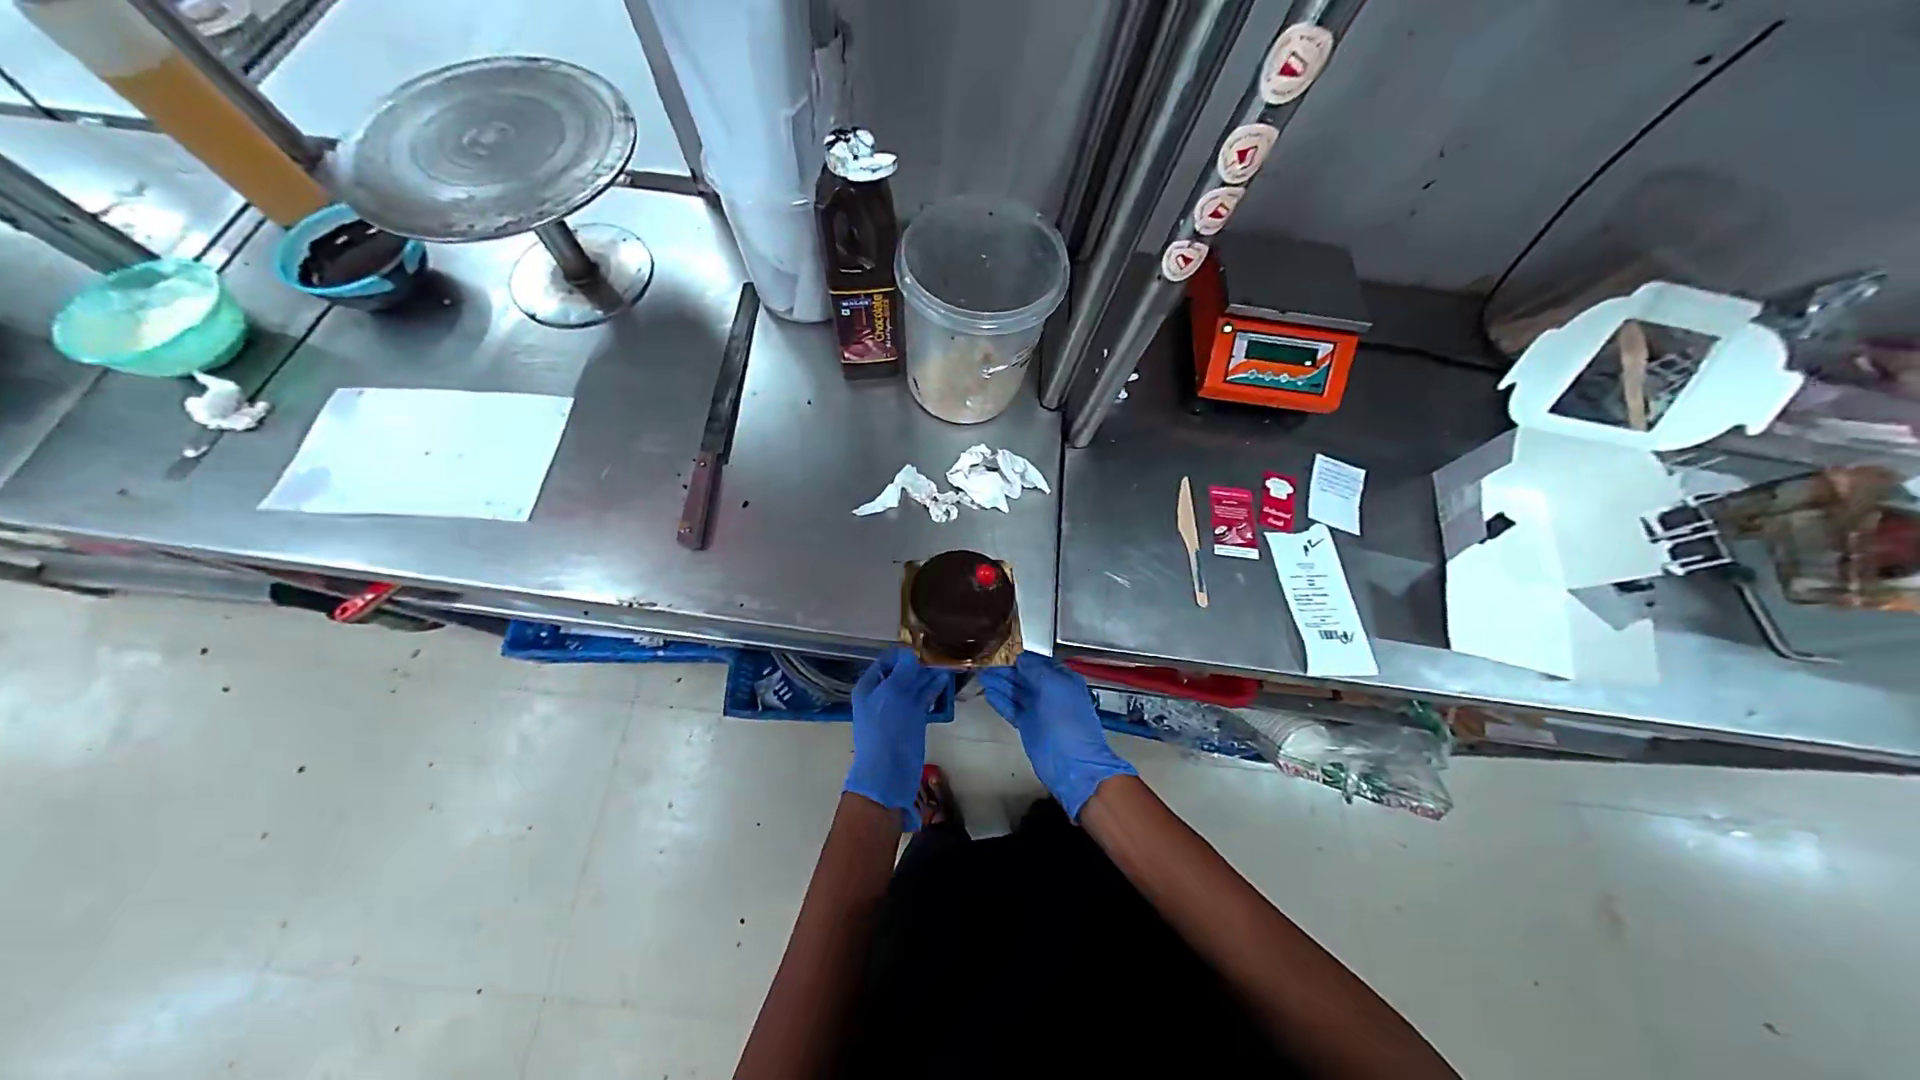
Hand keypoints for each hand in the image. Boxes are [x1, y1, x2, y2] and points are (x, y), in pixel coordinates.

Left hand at [844, 646, 951, 828]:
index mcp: (870, 686)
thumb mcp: (891, 694)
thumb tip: (912, 653)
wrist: (888, 772)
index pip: (888, 660)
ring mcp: (899, 708)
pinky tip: (945, 681)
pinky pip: (923, 699)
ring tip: (948, 661)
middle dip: (921, 662)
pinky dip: (933, 689)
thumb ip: (902, 671)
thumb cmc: (885, 730)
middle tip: (942, 650)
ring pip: (915, 685)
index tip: (926, 643)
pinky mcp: (913, 720)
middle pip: (903, 671)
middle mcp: (883, 694)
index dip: (905, 652)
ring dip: (930, 674)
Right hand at [977, 652, 1135, 820]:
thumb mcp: (1054, 686)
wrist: (1072, 763)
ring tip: (982, 675)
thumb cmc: (1069, 721)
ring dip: (1000, 683)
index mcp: (1063, 680)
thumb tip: (1021, 659)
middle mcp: (1051, 693)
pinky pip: (1012, 709)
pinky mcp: (1028, 726)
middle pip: (1025, 677)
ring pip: (1016, 692)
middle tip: (986, 663)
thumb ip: (1036, 670)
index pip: (1038, 663)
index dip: (1020, 657)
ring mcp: (1039, 711)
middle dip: (1006, 670)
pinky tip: (989, 693)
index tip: (1001, 652)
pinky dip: (1000, 701)